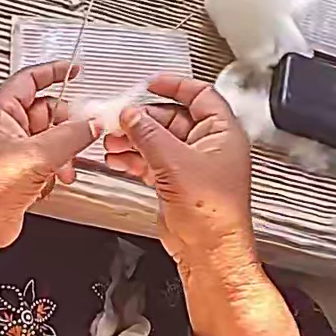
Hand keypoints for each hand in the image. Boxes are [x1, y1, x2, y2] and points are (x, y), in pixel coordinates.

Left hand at [0, 61, 101, 257]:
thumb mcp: (37, 155)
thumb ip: (70, 136)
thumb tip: (91, 125)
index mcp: (0, 113)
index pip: (29, 80)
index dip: (53, 72)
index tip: (73, 70)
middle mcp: (5, 129)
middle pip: (45, 111)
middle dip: (66, 123)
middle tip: (82, 129)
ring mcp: (12, 151)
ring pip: (49, 137)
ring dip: (64, 150)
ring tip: (67, 163)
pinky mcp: (19, 172)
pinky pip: (47, 159)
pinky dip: (58, 167)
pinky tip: (59, 178)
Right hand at [101, 75, 258, 275]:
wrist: (209, 252)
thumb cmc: (212, 214)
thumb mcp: (174, 162)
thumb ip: (148, 133)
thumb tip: (131, 115)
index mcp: (222, 133)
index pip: (200, 95)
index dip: (175, 86)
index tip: (152, 83)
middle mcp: (210, 147)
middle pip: (172, 119)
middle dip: (143, 120)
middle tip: (120, 119)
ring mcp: (193, 166)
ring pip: (159, 142)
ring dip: (134, 140)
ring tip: (113, 140)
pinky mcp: (178, 184)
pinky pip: (153, 162)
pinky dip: (135, 159)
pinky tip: (118, 158)